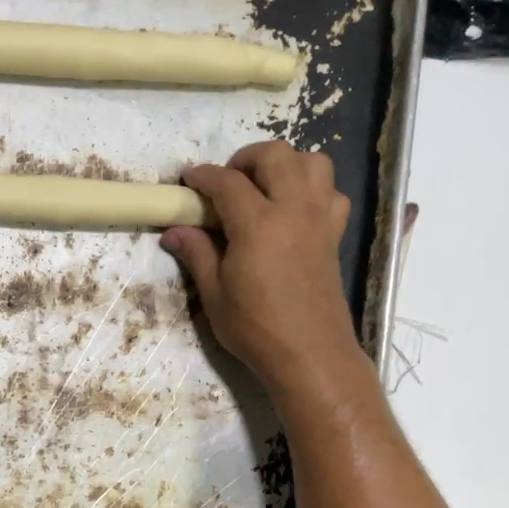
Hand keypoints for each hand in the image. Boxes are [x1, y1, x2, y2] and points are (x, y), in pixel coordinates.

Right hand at [162, 141, 359, 398]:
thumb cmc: (254, 328)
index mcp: (258, 224)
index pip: (227, 182)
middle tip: (228, 181)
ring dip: (286, 164)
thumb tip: (173, 232)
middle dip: (247, 158)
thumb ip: (197, 254)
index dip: (204, 175)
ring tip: (264, 187)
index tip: (188, 179)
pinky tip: (294, 209)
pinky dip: (313, 188)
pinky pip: (331, 191)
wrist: (308, 352)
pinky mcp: (334, 232)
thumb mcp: (215, 295)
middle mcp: (293, 209)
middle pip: (276, 155)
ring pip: (312, 162)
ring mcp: (320, 218)